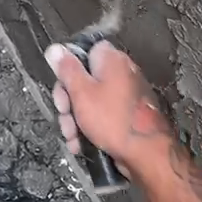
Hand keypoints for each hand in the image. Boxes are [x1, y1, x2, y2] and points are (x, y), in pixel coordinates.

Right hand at [44, 41, 174, 175]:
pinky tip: (80, 144)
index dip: (68, 70)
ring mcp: (126, 95)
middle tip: (64, 117)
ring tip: (72, 138)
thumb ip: (67, 69)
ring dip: (75, 120)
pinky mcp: (127, 115)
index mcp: (112, 60)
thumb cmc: (112, 119)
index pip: (84, 52)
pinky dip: (90, 128)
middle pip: (84, 79)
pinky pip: (102, 115)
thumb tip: (54, 48)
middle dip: (68, 102)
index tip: (62, 89)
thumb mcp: (82, 93)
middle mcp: (121, 73)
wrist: (147, 154)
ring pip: (90, 101)